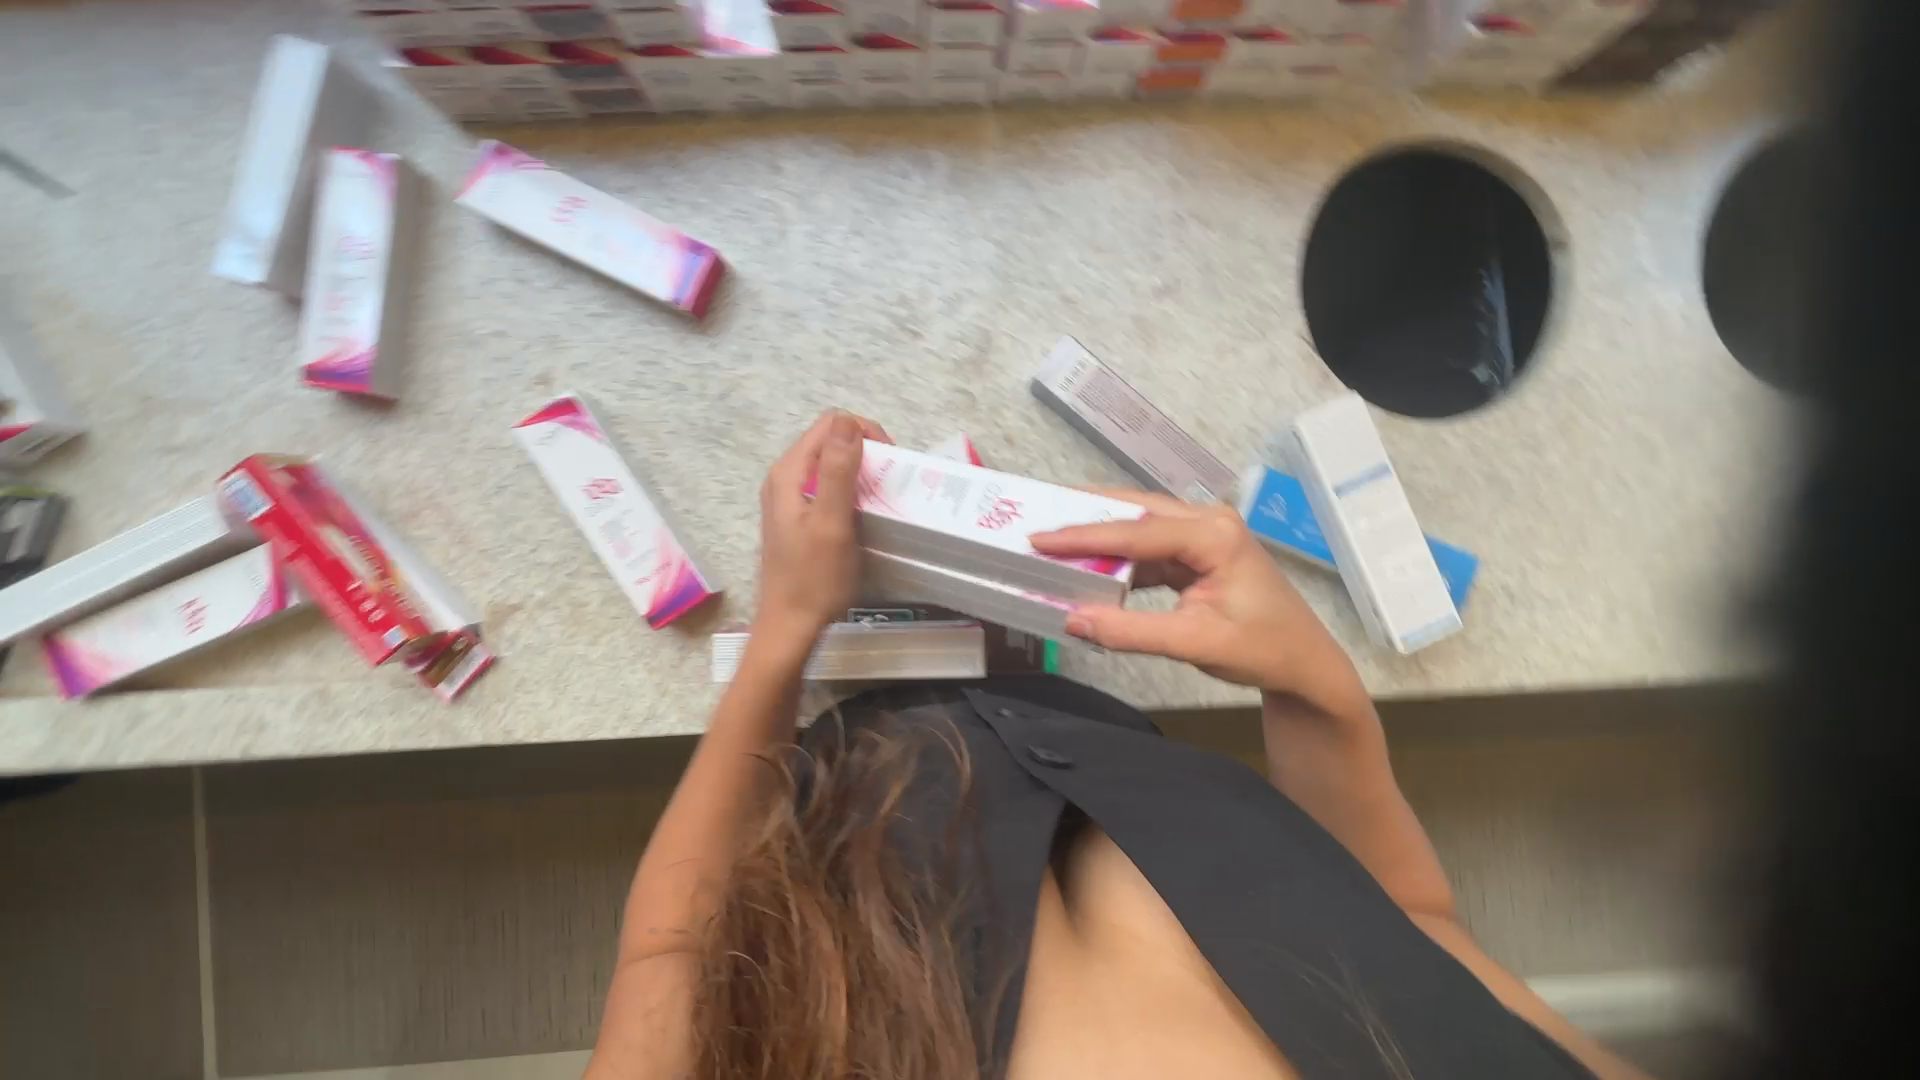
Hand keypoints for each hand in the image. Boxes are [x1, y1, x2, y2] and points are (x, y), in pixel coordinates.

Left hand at [754, 410, 890, 647]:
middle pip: (829, 440)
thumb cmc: (815, 579)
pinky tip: (866, 512)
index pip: (831, 424)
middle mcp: (784, 478)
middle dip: (865, 450)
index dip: (865, 432)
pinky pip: (827, 487)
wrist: (791, 627)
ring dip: (860, 470)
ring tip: (884, 494)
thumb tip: (848, 421)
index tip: (891, 461)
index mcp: (788, 472)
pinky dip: (851, 490)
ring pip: (830, 464)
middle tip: (892, 479)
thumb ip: (837, 470)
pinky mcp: (798, 518)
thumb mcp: (832, 522)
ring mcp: (789, 499)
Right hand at [1030, 492, 1367, 715]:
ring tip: (1054, 538)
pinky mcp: (1196, 553)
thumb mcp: (1193, 643)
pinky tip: (1089, 564)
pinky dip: (1116, 556)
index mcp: (1213, 535)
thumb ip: (1131, 632)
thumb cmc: (1261, 649)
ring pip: (1139, 525)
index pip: (1136, 532)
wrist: (1304, 662)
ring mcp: (1203, 535)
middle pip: (1135, 511)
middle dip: (1085, 516)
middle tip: (1038, 517)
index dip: (1083, 536)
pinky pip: (1147, 547)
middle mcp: (1207, 522)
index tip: (1038, 537)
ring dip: (1099, 534)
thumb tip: (1072, 618)